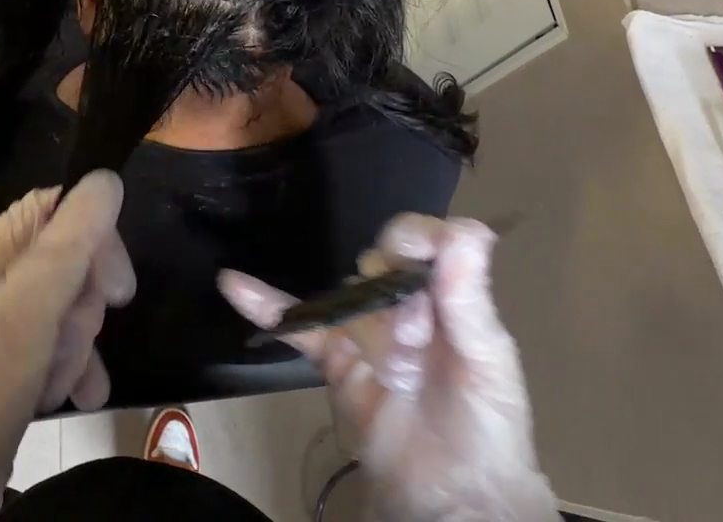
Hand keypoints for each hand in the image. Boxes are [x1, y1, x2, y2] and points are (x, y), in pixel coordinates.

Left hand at [0, 171, 134, 521]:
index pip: (67, 209)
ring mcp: (12, 319)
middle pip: (77, 262)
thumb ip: (72, 239)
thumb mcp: (30, 303)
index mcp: (1, 244)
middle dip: (85, 307)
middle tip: (65, 338)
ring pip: (75, 310)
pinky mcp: (19, 359)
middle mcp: (6, 273)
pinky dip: (74, 372)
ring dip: (77, 347)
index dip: (98, 243)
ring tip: (54, 378)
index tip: (113, 286)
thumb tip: (107, 177)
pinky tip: (74, 397)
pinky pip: (65, 348)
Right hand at [219, 216, 555, 521]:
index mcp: (448, 298)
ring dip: (354, 315)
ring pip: (343, 292)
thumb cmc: (484, 429)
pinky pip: (299, 326)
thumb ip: (469, 296)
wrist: (452, 502)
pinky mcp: (335, 359)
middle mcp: (407, 305)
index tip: (414, 259)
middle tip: (415, 342)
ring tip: (393, 369)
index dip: (417, 240)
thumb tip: (469, 228)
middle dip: (391, 291)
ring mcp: (366, 331)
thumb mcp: (488, 360)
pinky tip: (234, 285)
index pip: (426, 241)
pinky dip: (266, 306)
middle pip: (382, 261)